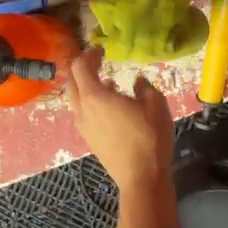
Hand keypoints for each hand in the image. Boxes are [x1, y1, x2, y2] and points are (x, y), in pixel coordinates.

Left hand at [66, 48, 173, 186]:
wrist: (141, 177)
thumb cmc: (149, 137)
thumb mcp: (155, 104)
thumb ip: (144, 87)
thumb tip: (137, 81)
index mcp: (95, 96)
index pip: (80, 67)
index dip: (89, 54)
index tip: (102, 50)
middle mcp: (82, 109)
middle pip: (71, 81)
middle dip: (82, 68)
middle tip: (98, 62)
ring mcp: (83, 126)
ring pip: (75, 98)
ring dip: (85, 86)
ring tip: (106, 82)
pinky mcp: (89, 139)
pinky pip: (83, 112)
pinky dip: (90, 102)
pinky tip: (109, 105)